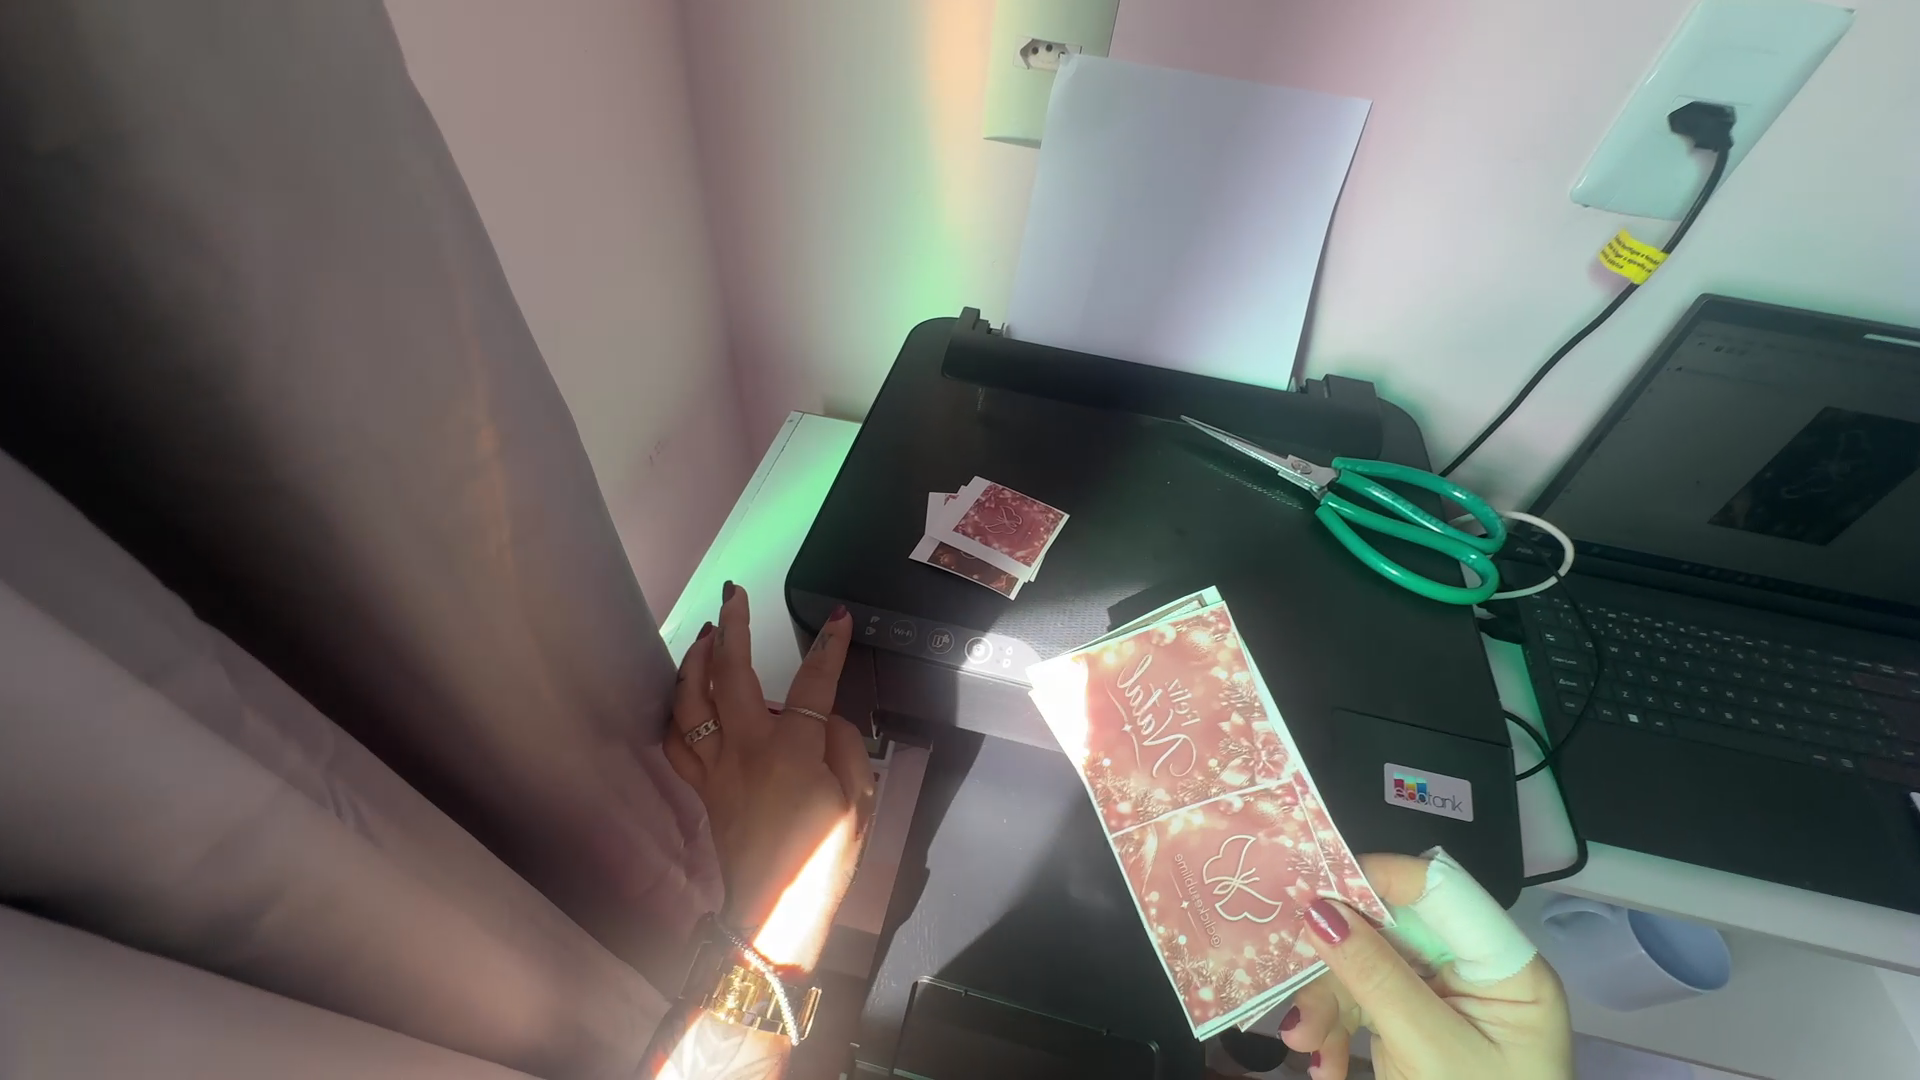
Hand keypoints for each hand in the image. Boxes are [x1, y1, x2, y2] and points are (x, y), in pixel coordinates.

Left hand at [664, 584, 872, 966]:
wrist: (775, 916)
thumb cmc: (823, 861)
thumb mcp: (858, 802)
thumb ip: (844, 748)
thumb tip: (824, 720)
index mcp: (791, 752)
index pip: (813, 684)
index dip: (829, 646)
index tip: (837, 617)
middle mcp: (745, 749)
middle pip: (733, 676)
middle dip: (735, 627)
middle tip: (737, 594)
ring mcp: (716, 768)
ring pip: (692, 701)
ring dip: (697, 660)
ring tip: (709, 632)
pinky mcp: (702, 787)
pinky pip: (677, 741)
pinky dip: (677, 710)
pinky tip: (685, 693)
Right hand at [1279, 854, 1571, 1079]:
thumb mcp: (1430, 1052)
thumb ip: (1376, 976)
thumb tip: (1317, 908)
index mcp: (1503, 968)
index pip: (1438, 890)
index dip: (1377, 876)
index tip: (1313, 884)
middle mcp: (1468, 968)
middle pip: (1385, 926)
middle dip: (1335, 954)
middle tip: (1290, 967)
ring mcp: (1433, 992)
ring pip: (1359, 960)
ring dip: (1323, 999)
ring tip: (1301, 1039)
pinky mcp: (1404, 1016)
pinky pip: (1354, 995)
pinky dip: (1330, 1024)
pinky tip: (1320, 1058)